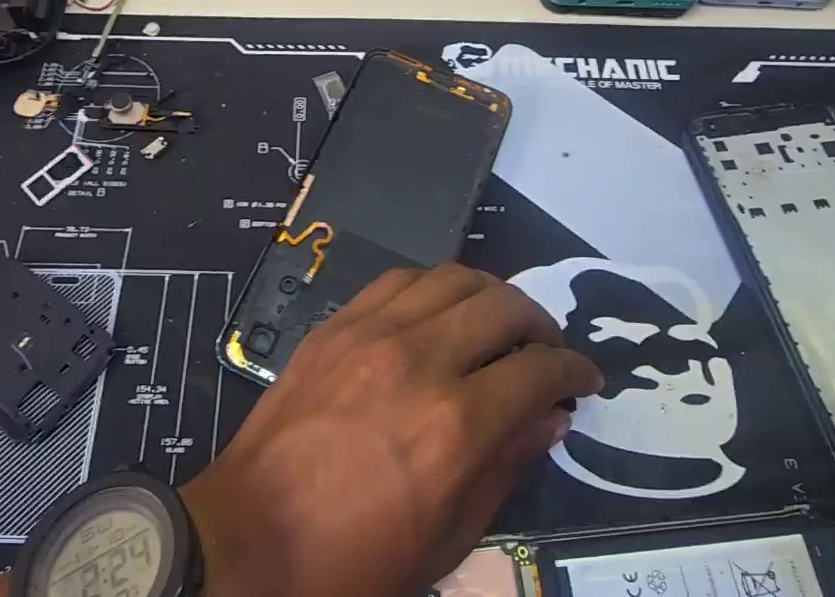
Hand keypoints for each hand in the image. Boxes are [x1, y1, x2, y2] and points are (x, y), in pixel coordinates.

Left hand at [181, 265, 603, 596]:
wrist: (251, 538)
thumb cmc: (356, 556)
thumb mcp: (449, 535)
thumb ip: (507, 465)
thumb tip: (550, 417)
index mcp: (456, 424)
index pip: (538, 368)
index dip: (573, 369)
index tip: (583, 378)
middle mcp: (419, 361)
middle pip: (503, 306)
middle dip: (540, 323)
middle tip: (545, 349)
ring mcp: (371, 334)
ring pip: (453, 278)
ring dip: (491, 294)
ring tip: (499, 321)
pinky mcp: (335, 325)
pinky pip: (398, 280)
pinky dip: (434, 287)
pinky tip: (439, 311)